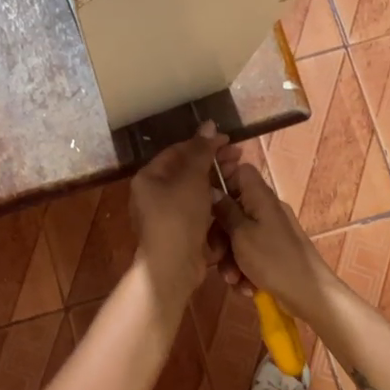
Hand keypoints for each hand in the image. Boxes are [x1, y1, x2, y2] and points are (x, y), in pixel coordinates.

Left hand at [128, 122, 227, 296]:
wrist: (173, 266)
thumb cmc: (178, 215)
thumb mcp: (191, 178)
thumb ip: (201, 151)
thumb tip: (209, 124)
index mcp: (149, 178)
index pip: (177, 152)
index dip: (203, 143)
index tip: (228, 139)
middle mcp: (154, 195)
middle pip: (187, 171)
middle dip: (214, 162)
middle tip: (239, 156)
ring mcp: (169, 216)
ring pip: (196, 191)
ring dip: (218, 181)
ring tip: (240, 174)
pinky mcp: (183, 233)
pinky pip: (200, 211)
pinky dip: (216, 202)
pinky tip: (234, 198)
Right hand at [212, 151, 331, 313]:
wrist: (309, 295)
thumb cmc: (273, 260)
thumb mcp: (242, 235)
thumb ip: (225, 211)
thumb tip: (211, 190)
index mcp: (261, 198)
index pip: (240, 172)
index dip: (221, 182)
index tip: (205, 204)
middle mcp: (266, 210)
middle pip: (234, 210)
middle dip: (220, 235)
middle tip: (215, 256)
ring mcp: (271, 233)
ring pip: (238, 237)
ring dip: (231, 260)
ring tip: (233, 280)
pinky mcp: (273, 253)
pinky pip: (250, 255)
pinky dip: (245, 270)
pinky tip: (246, 287)